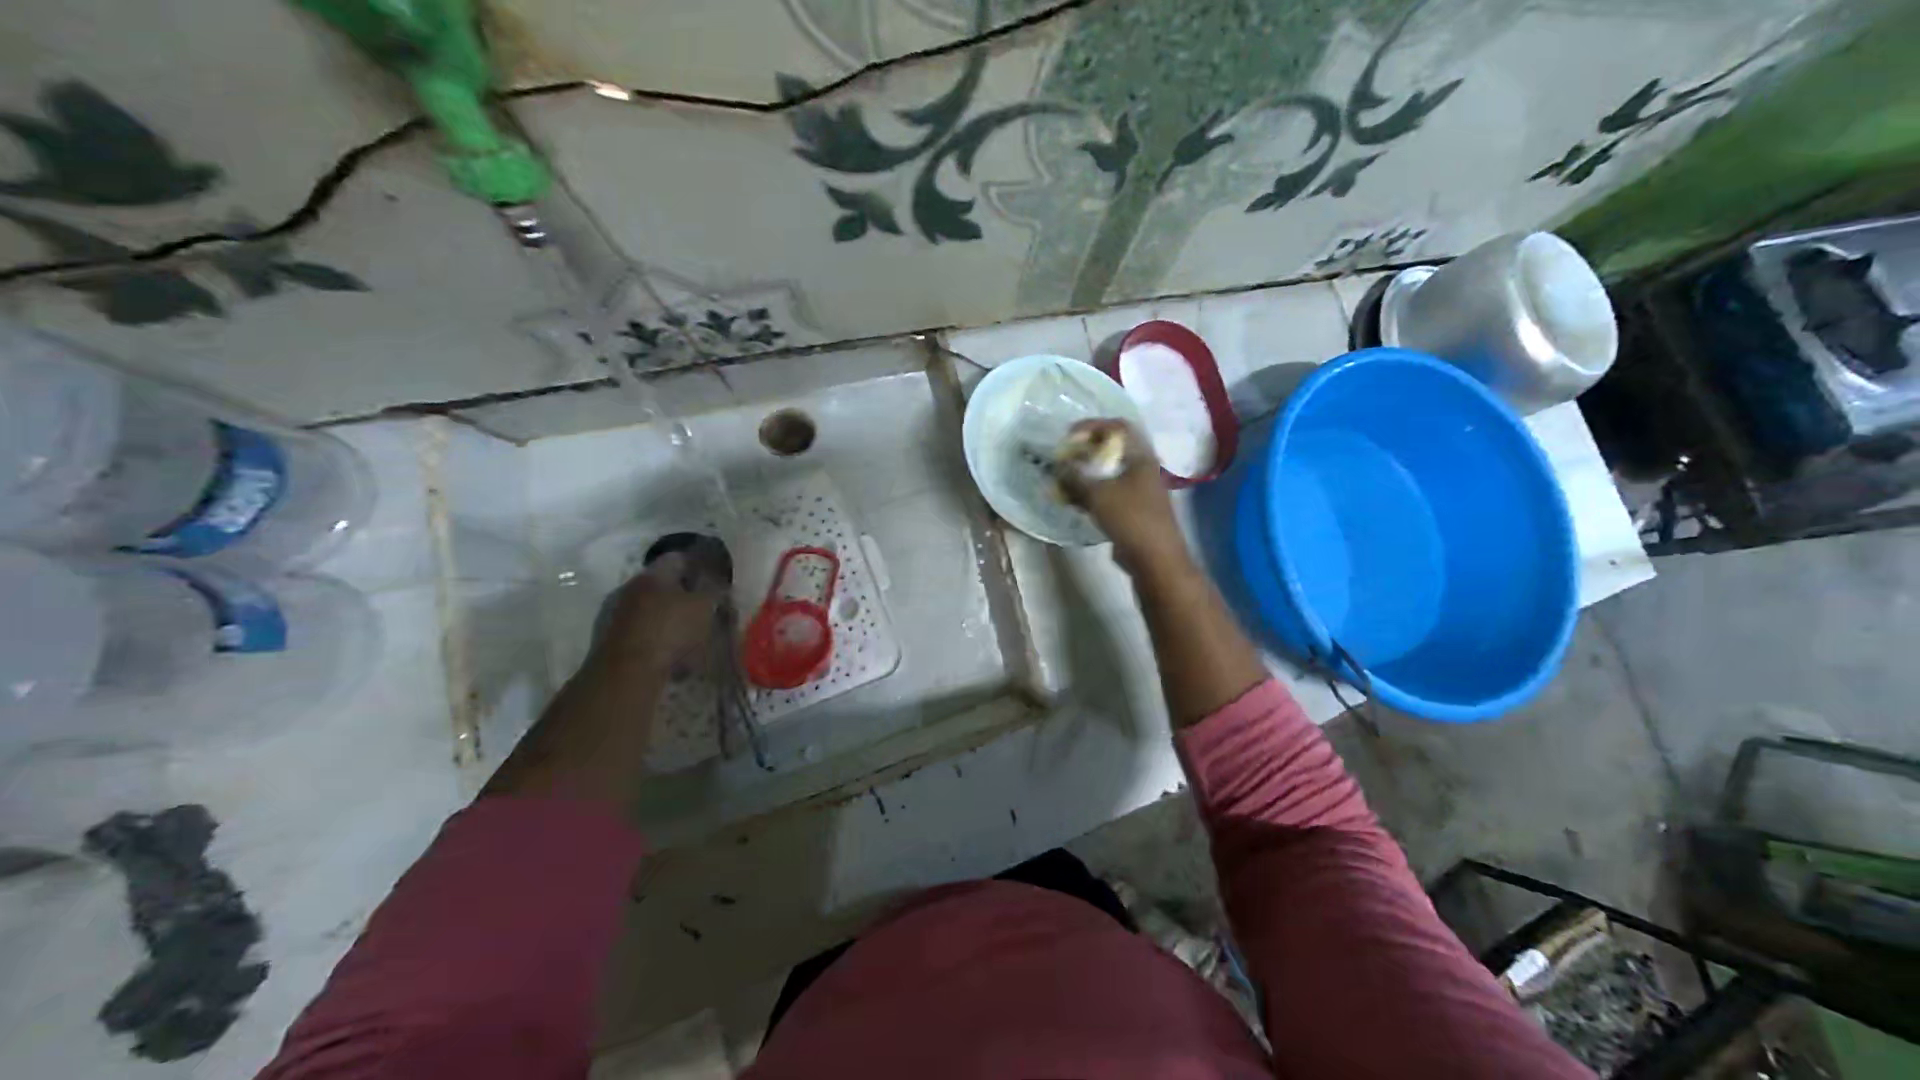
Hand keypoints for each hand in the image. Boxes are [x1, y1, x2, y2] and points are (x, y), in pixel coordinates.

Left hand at [592, 552, 720, 674]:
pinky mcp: (616, 641)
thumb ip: (715, 589)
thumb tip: (720, 581)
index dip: (700, 565)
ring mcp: (620, 615)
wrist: (629, 674)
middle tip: (709, 608)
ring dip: (674, 618)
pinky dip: (662, 639)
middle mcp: (633, 588)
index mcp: (653, 574)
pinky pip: (647, 633)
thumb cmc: (671, 631)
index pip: (679, 558)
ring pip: (656, 610)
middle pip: (665, 585)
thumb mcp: (704, 606)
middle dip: (687, 594)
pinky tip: (677, 654)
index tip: (716, 579)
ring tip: (696, 635)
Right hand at [1061, 419, 1189, 572]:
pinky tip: (1073, 500)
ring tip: (1063, 479)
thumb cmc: (1130, 518)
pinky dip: (1090, 493)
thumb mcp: (1098, 494)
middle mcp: (1142, 470)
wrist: (1155, 558)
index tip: (1069, 435)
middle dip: (1086, 451)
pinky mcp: (1132, 511)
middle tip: (1064, 457)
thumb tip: (1058, 465)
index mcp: (1141, 457)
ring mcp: (1139, 491)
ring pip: (1109, 474)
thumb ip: (1075, 477)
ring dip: (1086, 474)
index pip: (1118, 427)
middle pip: (1113, 450)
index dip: (1093, 425)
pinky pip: (1108, 494)